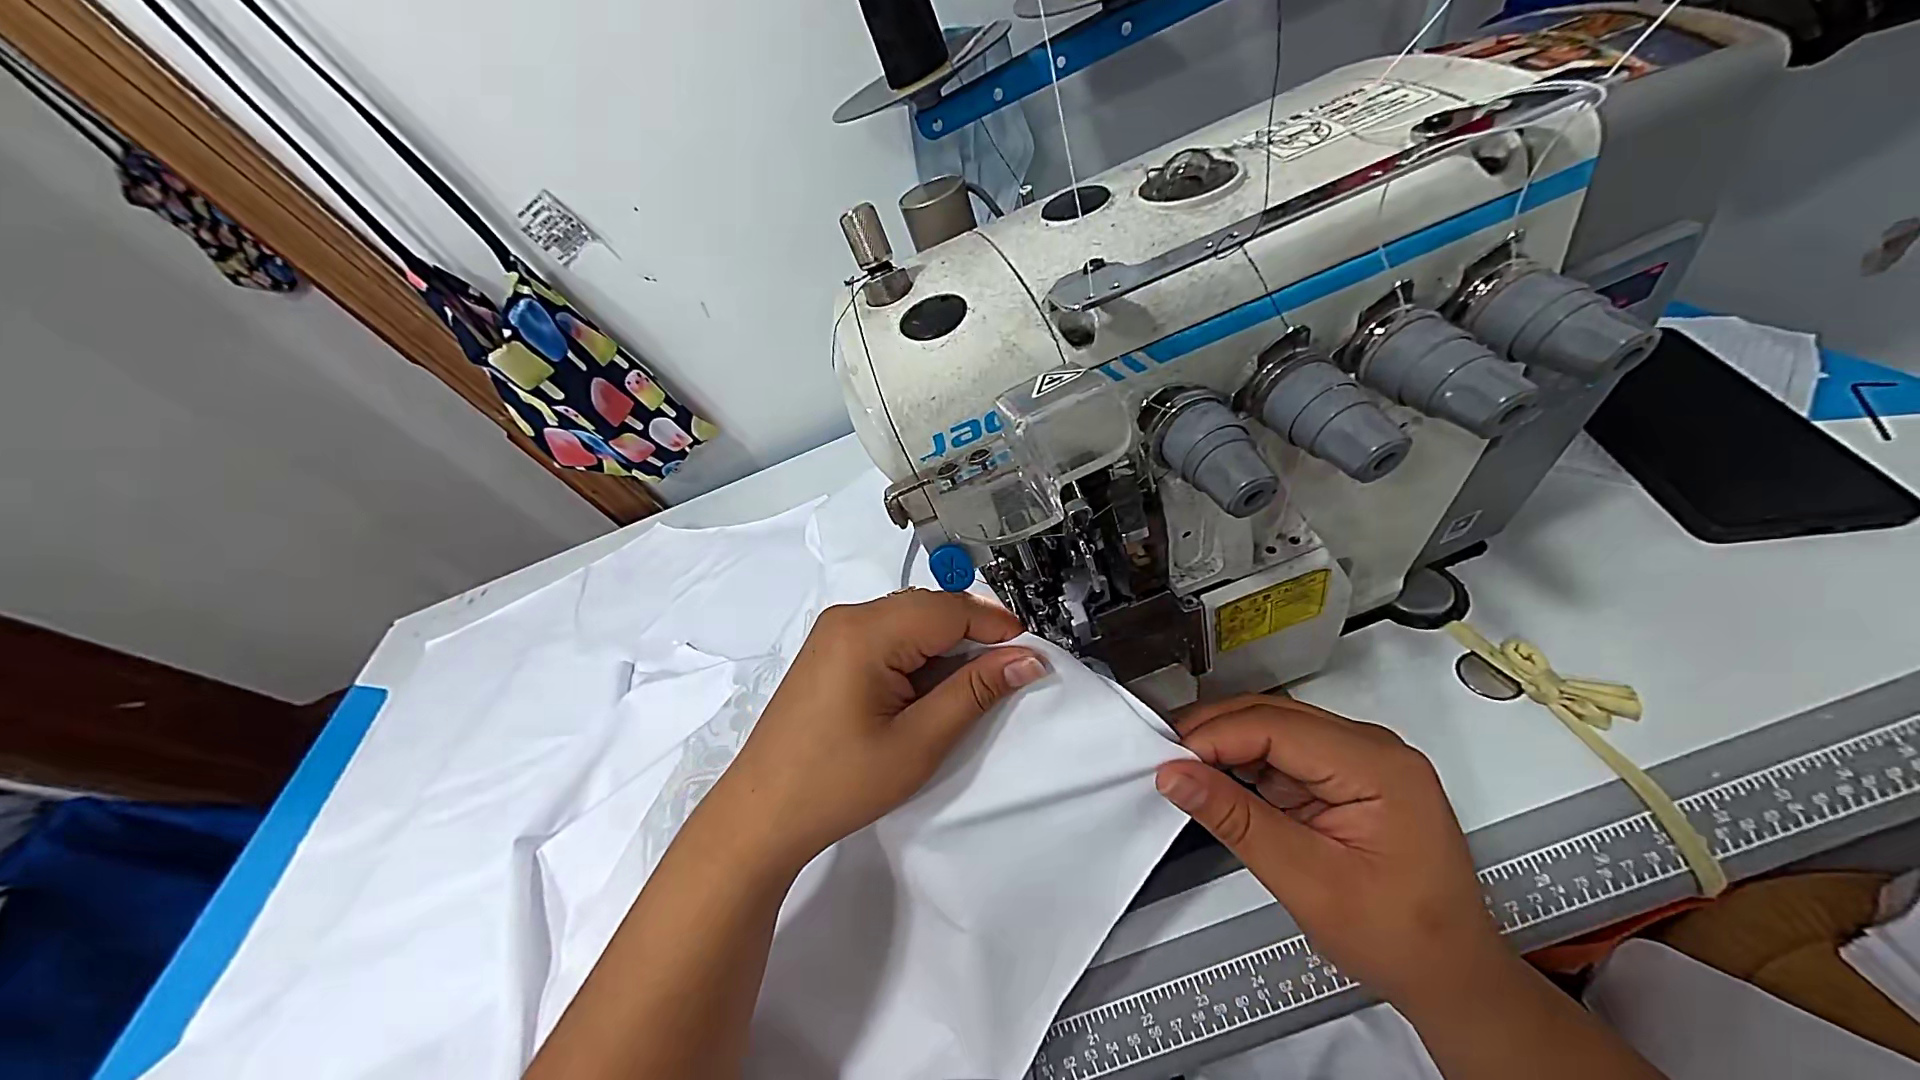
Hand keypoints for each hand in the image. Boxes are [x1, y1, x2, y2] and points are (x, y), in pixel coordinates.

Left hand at [704, 588, 1047, 868]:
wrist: (762, 814)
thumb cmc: (836, 784)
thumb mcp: (918, 742)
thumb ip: (975, 692)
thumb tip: (1025, 660)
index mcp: (866, 632)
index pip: (950, 608)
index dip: (996, 626)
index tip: (1028, 655)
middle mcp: (847, 618)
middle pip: (930, 607)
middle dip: (972, 636)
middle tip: (1003, 676)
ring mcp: (834, 632)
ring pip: (911, 619)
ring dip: (945, 646)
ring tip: (965, 689)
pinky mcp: (830, 650)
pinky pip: (889, 634)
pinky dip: (918, 653)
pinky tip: (926, 689)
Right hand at [1154, 695, 1506, 1008]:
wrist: (1449, 974)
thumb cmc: (1403, 938)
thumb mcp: (1307, 881)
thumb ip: (1236, 819)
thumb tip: (1178, 775)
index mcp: (1378, 767)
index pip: (1274, 726)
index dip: (1214, 736)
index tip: (1170, 760)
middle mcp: (1372, 749)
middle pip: (1271, 715)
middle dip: (1213, 733)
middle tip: (1167, 758)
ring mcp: (1358, 759)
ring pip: (1270, 728)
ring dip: (1224, 746)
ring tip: (1185, 771)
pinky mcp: (1342, 774)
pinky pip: (1280, 752)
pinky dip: (1243, 764)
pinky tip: (1219, 782)